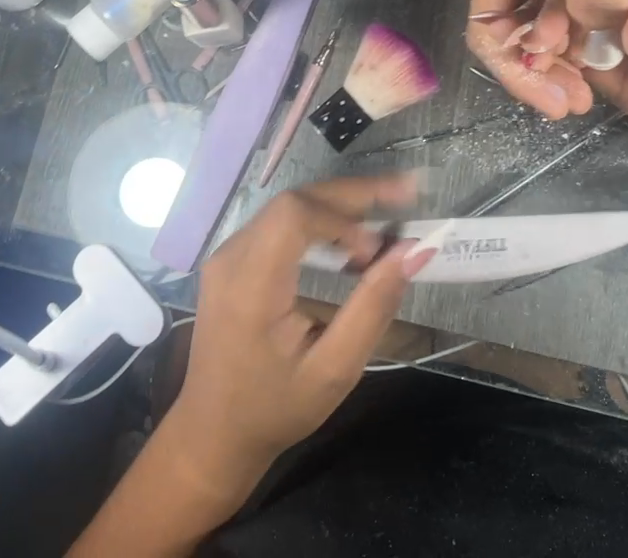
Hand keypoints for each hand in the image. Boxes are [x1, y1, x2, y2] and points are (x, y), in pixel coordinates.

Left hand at [163, 176, 430, 496]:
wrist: (214, 432)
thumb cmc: (275, 408)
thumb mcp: (334, 371)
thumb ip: (373, 308)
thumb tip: (413, 253)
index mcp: (251, 285)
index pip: (294, 214)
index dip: (343, 217)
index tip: (377, 249)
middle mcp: (232, 258)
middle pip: (294, 200)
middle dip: (352, 195)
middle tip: (406, 195)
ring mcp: (227, 256)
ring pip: (288, 207)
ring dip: (338, 207)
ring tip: (385, 221)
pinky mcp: (232, 261)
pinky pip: (278, 225)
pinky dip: (319, 224)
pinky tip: (350, 243)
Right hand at [469, 0, 627, 118]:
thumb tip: (594, 41)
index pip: (488, 27)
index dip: (516, 70)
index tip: (560, 98)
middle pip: (510, 28)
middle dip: (539, 68)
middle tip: (582, 100)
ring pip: (539, 14)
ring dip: (562, 50)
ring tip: (598, 80)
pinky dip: (581, 22)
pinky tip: (606, 39)